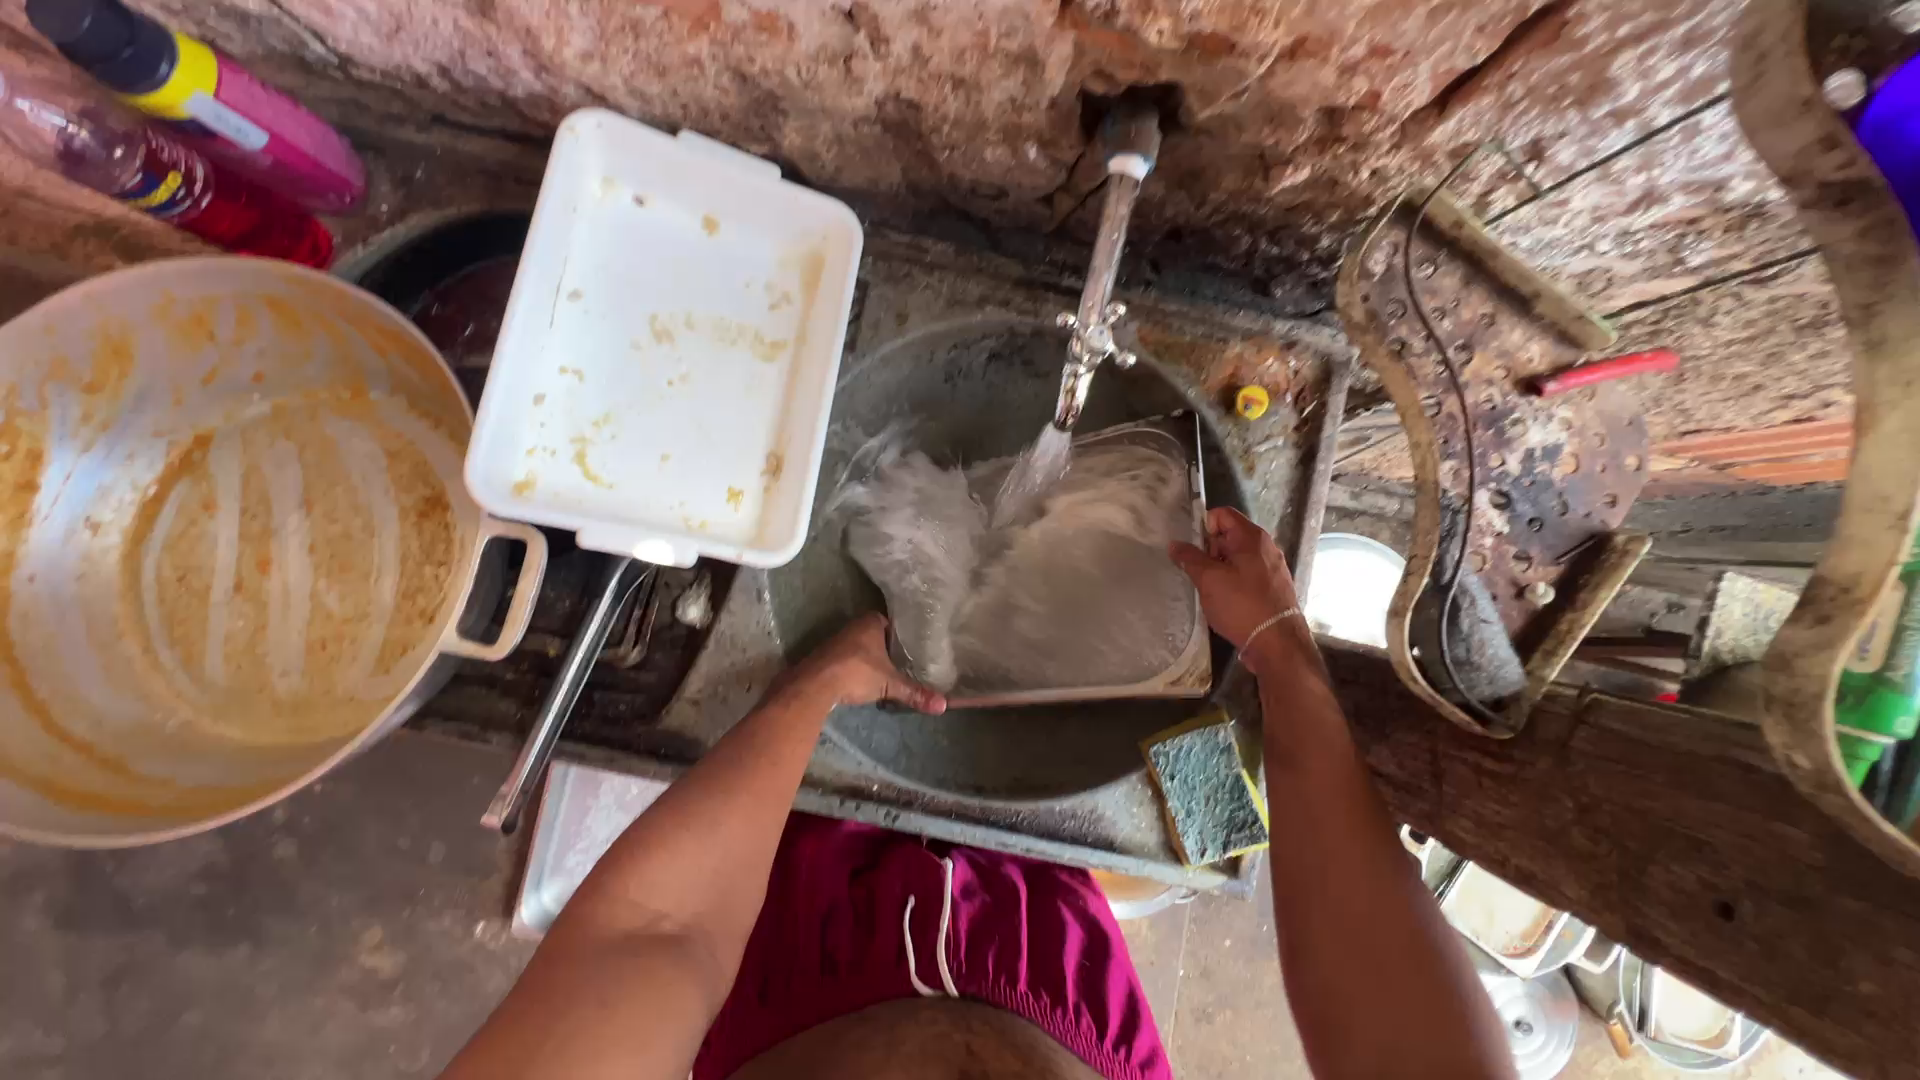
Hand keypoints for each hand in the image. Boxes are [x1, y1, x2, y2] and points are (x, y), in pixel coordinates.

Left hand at [775, 613, 947, 713]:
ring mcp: (836, 641)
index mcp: (870, 623)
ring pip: (858, 647)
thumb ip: (915, 693)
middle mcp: (852, 626)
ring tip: (883, 673)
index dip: (899, 634)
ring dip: (867, 658)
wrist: (816, 684)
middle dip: (884, 647)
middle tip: (900, 662)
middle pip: (874, 635)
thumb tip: (943, 705)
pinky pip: (845, 658)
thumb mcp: (889, 684)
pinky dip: (853, 667)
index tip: (909, 648)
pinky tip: (860, 680)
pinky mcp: (824, 656)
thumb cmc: (857, 672)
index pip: (890, 622)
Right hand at [1169, 507, 1302, 659]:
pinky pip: (1246, 574)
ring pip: (1236, 557)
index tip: (1192, 550)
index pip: (1222, 514)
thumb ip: (1190, 558)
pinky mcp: (1273, 586)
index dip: (1203, 527)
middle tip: (1200, 574)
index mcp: (1251, 537)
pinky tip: (1226, 601)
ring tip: (1210, 590)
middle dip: (1209, 551)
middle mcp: (1265, 547)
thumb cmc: (1242, 605)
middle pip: (1229, 536)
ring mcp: (1272, 567)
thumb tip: (1175, 544)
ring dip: (1219, 569)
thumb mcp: (1209, 579)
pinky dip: (1233, 581)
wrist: (1277, 643)